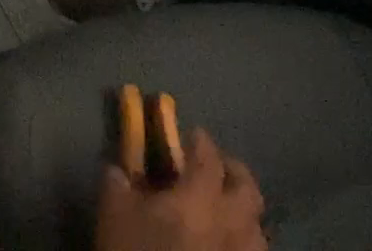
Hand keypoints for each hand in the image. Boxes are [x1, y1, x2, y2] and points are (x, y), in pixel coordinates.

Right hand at [94, 130, 267, 250]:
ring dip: (243, 209)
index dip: (201, 142)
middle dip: (234, 171)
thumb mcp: (113, 211)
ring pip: (258, 227)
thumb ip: (118, 181)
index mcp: (198, 201)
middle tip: (217, 164)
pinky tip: (226, 244)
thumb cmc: (133, 250)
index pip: (208, 160)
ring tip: (224, 207)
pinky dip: (244, 241)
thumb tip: (120, 167)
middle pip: (248, 191)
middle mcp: (229, 226)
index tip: (191, 133)